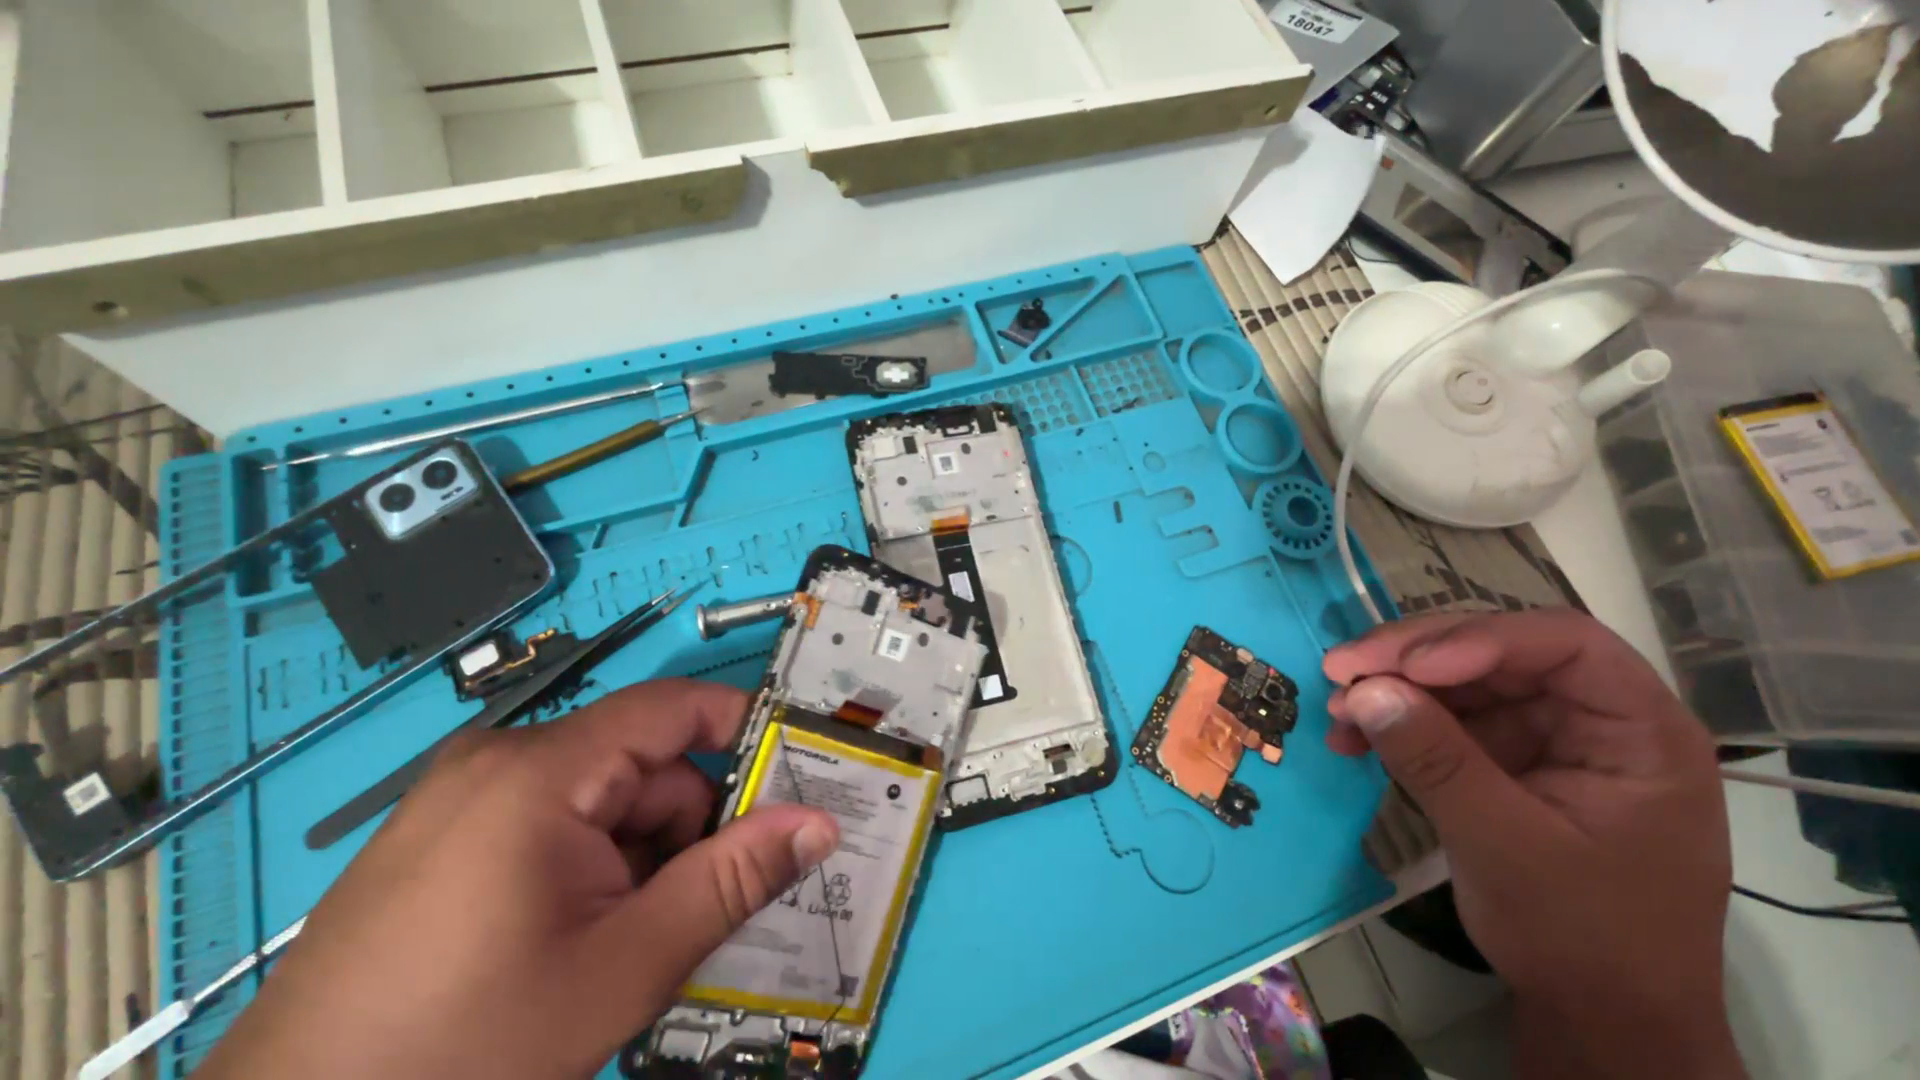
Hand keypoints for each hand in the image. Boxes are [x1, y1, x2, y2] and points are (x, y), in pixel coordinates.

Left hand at [198, 679, 840, 1079]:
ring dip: (639, 860)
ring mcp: (463, 800)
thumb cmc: (469, 1043)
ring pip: (599, 804)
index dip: (747, 730)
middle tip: (698, 913)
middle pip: (640, 767)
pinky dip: (591, 869)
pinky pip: (551, 827)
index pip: (673, 708)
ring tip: (629, 944)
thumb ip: (733, 882)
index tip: (800, 779)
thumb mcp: (627, 963)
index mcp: (542, 771)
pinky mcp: (443, 838)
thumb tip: (819, 823)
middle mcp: (500, 763)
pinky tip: (579, 941)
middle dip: (687, 830)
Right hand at [1324, 611, 1741, 1078]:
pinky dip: (1401, 725)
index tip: (1403, 664)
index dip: (1479, 639)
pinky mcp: (1513, 766)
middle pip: (1503, 655)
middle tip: (1342, 668)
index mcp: (1640, 731)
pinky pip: (1452, 724)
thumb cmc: (1582, 937)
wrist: (1602, 1021)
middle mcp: (1598, 721)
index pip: (1564, 644)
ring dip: (1397, 690)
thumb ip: (1436, 761)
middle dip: (1416, 659)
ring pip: (1466, 685)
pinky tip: (1354, 739)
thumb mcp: (1503, 845)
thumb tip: (1364, 690)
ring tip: (1336, 709)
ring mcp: (1552, 742)